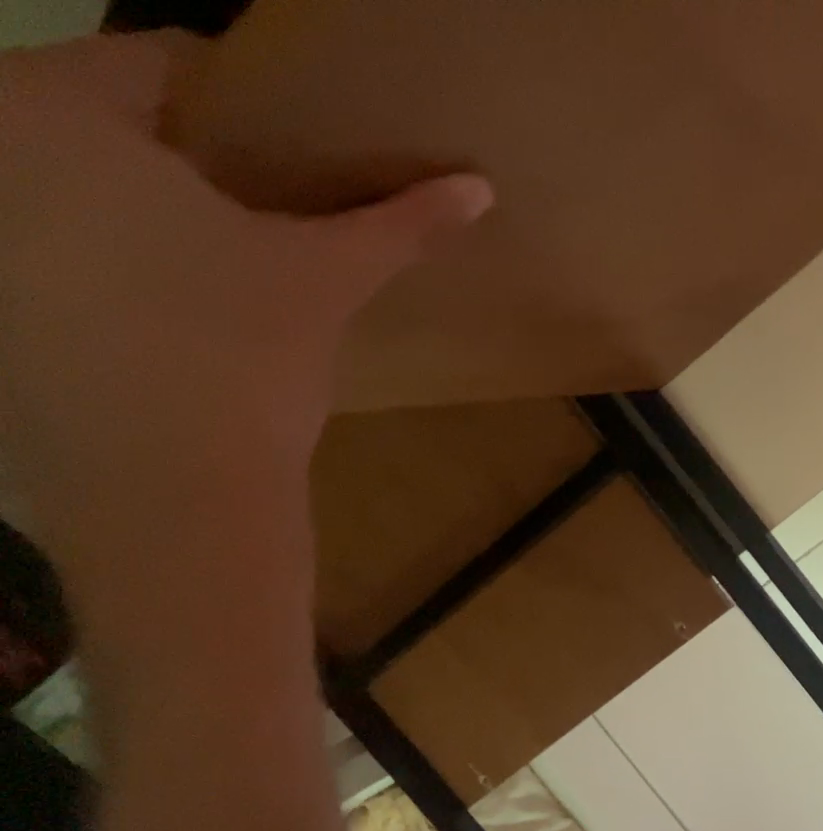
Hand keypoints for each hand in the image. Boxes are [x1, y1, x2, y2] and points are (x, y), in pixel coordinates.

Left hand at [0, 33, 491, 581]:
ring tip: (237, 255)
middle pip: (117, 122)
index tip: (310, 145)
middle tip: (284, 202)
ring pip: (77, 183)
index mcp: (54, 111)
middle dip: (203, 156)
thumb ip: (402, 222)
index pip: (166, 63)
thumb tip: (481, 188)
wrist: (167, 487)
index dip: (254, 102)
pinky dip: (113, 257)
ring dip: (155, 205)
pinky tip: (178, 307)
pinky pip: (54, 245)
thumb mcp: (329, 275)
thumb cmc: (239, 348)